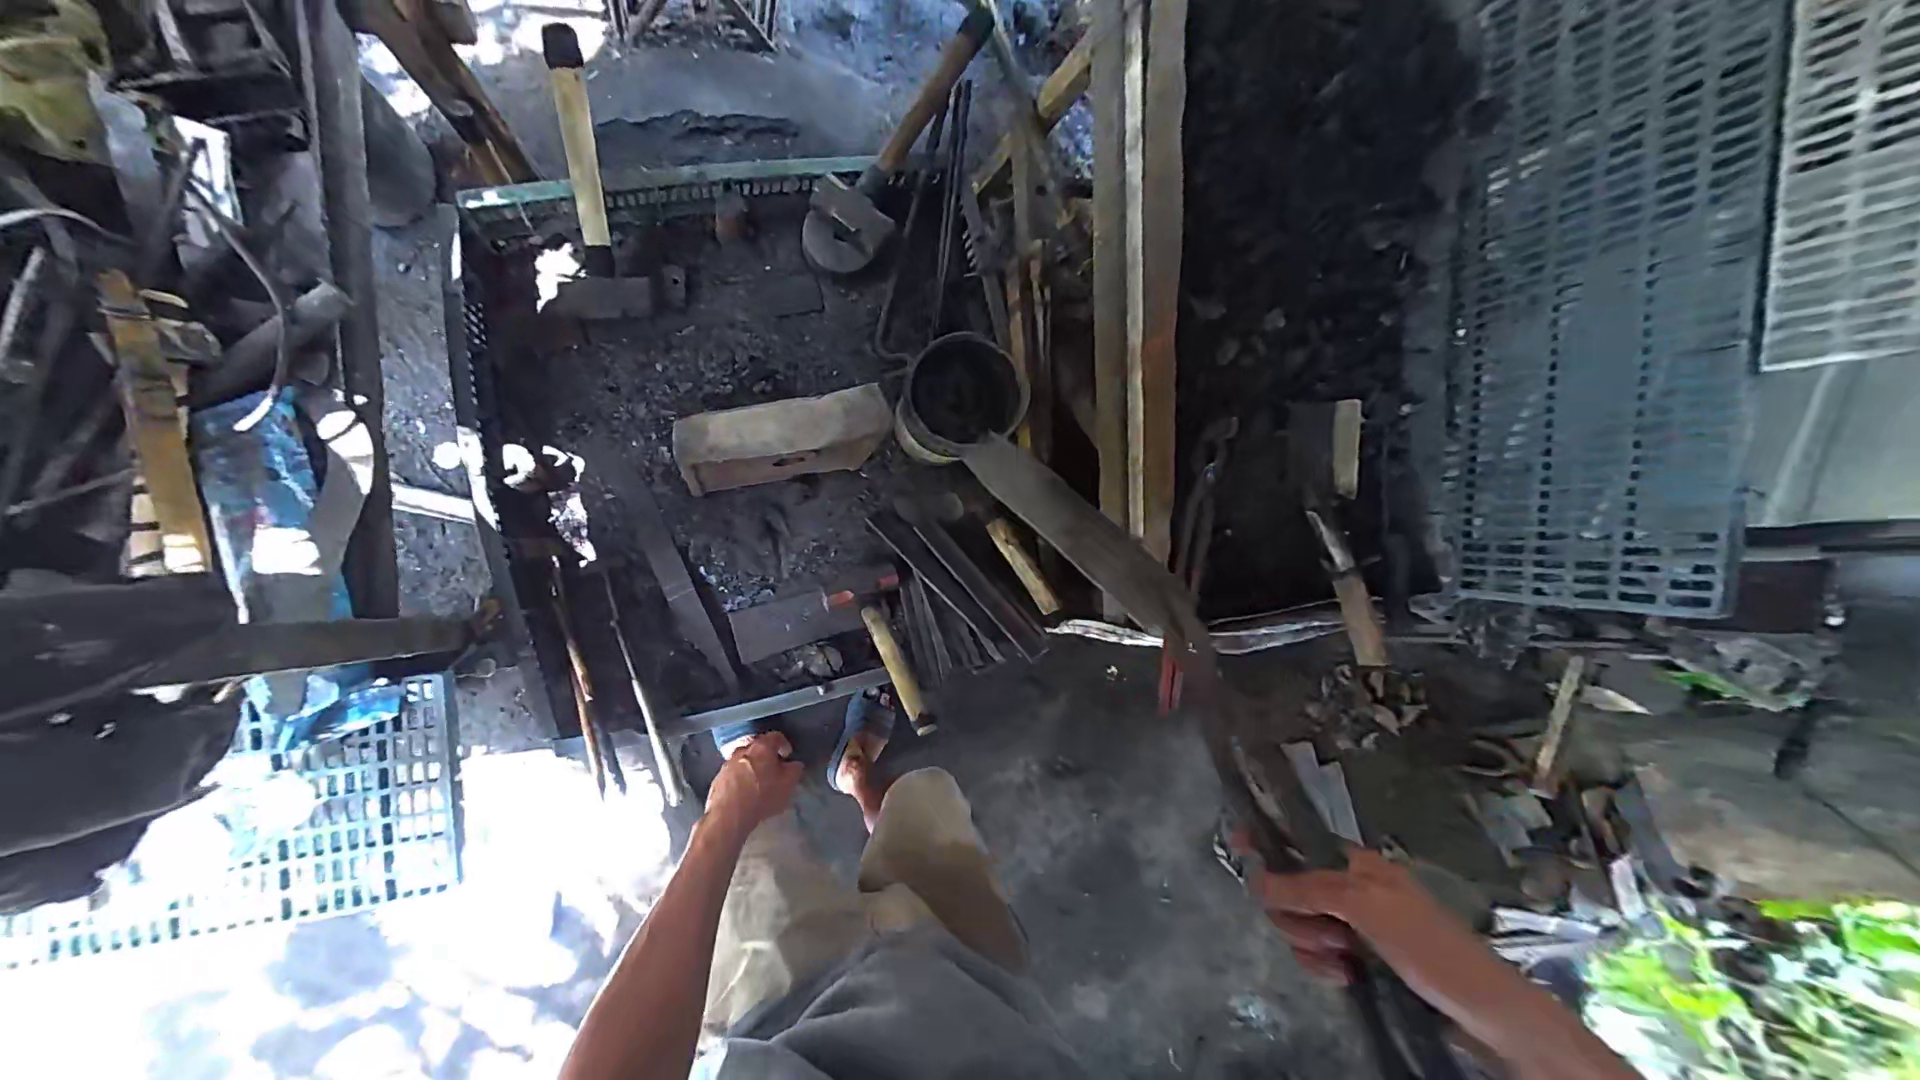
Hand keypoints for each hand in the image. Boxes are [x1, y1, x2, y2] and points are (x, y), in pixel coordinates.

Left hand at [706, 732, 802, 837]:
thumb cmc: (762, 795)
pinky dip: (740, 780)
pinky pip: (733, 775)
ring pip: (744, 761)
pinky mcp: (718, 779)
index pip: (776, 736)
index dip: (784, 744)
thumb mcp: (789, 783)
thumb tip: (793, 764)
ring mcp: (727, 764)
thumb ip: (795, 769)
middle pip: (758, 748)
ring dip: (752, 769)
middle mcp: (743, 750)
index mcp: (762, 747)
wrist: (727, 816)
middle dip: (767, 757)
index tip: (788, 755)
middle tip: (774, 771)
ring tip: (758, 785)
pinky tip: (745, 794)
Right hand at [1251, 848, 1455, 982]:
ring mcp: (1352, 922)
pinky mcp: (1357, 956)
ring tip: (1343, 961)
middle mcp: (1349, 886)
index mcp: (1354, 862)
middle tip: (1329, 935)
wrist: (1482, 1011)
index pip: (1296, 840)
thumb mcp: (1362, 906)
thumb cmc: (1425, 943)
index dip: (1265, 840)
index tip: (1236, 842)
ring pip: (1299, 923)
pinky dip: (1322, 966)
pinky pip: (1315, 952)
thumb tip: (1256, 880)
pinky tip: (1346, 977)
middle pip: (1289, 888)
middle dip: (1298, 915)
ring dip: (1311, 945)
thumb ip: (1306, 888)